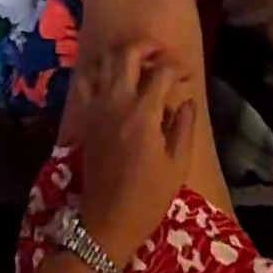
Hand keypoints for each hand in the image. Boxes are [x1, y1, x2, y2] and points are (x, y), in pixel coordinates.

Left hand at [76, 42, 198, 265]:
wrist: (106, 225)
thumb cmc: (147, 198)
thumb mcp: (177, 165)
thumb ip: (184, 126)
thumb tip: (186, 101)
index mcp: (143, 114)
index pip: (162, 72)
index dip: (178, 68)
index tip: (187, 76)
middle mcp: (117, 103)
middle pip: (128, 53)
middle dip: (148, 47)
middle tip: (161, 55)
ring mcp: (97, 108)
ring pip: (105, 61)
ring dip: (124, 55)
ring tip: (139, 63)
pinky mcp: (86, 117)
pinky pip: (85, 82)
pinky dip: (97, 71)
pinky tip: (111, 78)